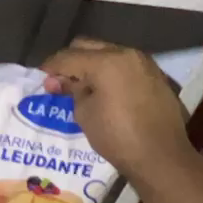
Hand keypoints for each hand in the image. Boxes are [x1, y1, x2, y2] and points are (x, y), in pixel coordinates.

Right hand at [41, 38, 201, 185]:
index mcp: (105, 61)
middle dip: (71, 60)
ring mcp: (144, 63)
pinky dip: (111, 72)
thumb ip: (72, 91)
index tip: (41, 78)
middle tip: (61, 81)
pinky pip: (125, 65)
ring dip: (92, 64)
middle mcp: (126, 54)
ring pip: (109, 53)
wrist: (162, 156)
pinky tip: (105, 90)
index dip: (50, 66)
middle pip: (88, 46)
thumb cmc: (117, 136)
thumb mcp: (85, 114)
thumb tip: (58, 81)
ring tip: (83, 86)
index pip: (68, 56)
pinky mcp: (155, 76)